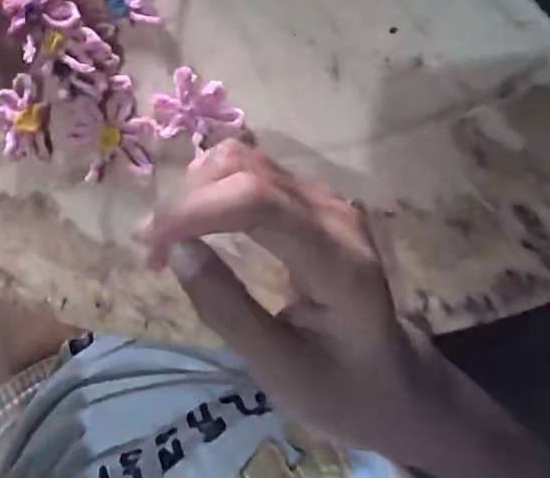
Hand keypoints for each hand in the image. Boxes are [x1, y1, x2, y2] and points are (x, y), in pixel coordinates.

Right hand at [142, 143, 549, 475]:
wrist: (398, 380)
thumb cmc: (343, 389)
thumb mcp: (282, 371)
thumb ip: (227, 309)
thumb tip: (177, 249)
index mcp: (338, 260)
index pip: (259, 202)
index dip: (196, 209)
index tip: (151, 243)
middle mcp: (333, 212)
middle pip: (247, 169)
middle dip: (188, 200)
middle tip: (152, 250)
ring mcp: (324, 198)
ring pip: (244, 159)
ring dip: (196, 189)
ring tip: (169, 239)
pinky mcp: (310, 196)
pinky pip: (251, 170)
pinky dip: (211, 188)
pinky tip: (196, 221)